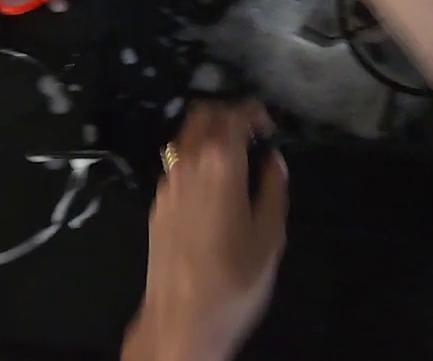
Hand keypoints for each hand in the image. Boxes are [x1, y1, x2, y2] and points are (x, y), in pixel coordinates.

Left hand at [124, 102, 288, 360]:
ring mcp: (168, 181)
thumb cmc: (233, 281)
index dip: (253, 111)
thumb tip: (274, 161)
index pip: (234, 116)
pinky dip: (194, 160)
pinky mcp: (158, 202)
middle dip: (227, 114)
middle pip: (202, 114)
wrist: (179, 320)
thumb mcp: (269, 237)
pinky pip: (177, 165)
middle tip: (249, 132)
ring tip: (232, 157)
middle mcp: (189, 163)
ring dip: (208, 135)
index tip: (267, 124)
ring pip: (185, 138)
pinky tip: (210, 186)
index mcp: (220, 164)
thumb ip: (273, 190)